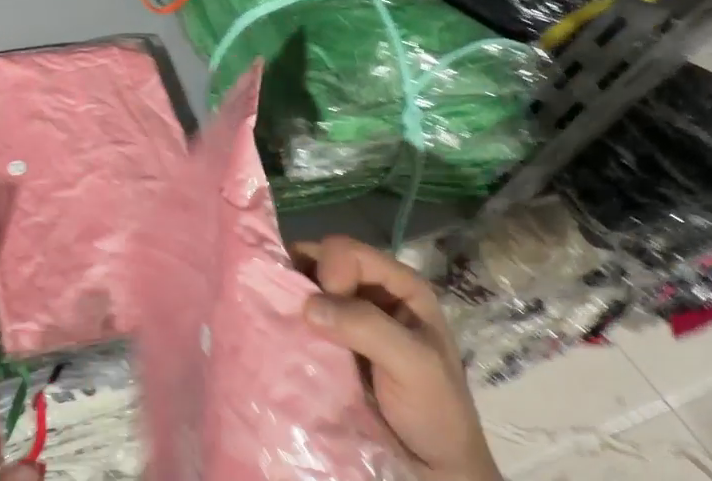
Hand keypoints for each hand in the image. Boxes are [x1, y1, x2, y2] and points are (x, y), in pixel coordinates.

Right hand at [292, 236, 500, 480]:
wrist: (433, 467)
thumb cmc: (435, 411)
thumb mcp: (415, 365)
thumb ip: (367, 327)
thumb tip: (307, 304)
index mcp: (398, 285)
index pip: (346, 251)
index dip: (329, 271)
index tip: (321, 308)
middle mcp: (369, 292)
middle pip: (320, 262)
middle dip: (300, 279)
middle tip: (286, 307)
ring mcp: (348, 318)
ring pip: (306, 287)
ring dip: (290, 300)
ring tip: (276, 318)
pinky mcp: (328, 343)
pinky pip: (300, 317)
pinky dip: (286, 321)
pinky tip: (279, 333)